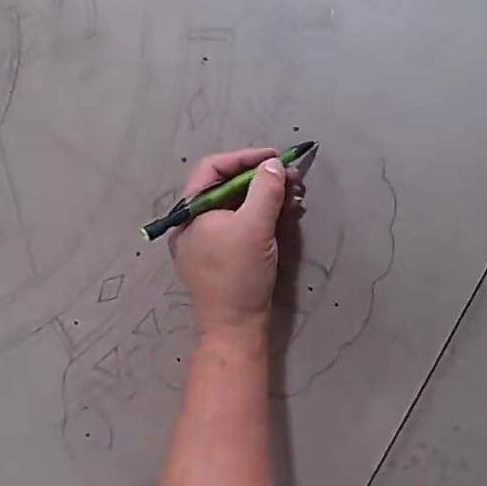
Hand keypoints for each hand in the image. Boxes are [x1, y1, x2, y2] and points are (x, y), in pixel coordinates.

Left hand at [168, 148, 303, 340]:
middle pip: (229, 186)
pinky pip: (242, 224)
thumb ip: (265, 191)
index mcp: (191, 211)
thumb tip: (273, 166)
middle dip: (262, 179)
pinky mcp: (224, 255)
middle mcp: (195, 221)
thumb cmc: (239, 276)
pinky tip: (286, 216)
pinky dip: (264, 216)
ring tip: (296, 198)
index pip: (214, 168)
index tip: (275, 159)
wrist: (235, 326)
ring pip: (239, 206)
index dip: (245, 158)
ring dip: (268, 197)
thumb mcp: (255, 228)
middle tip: (292, 179)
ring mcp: (209, 239)